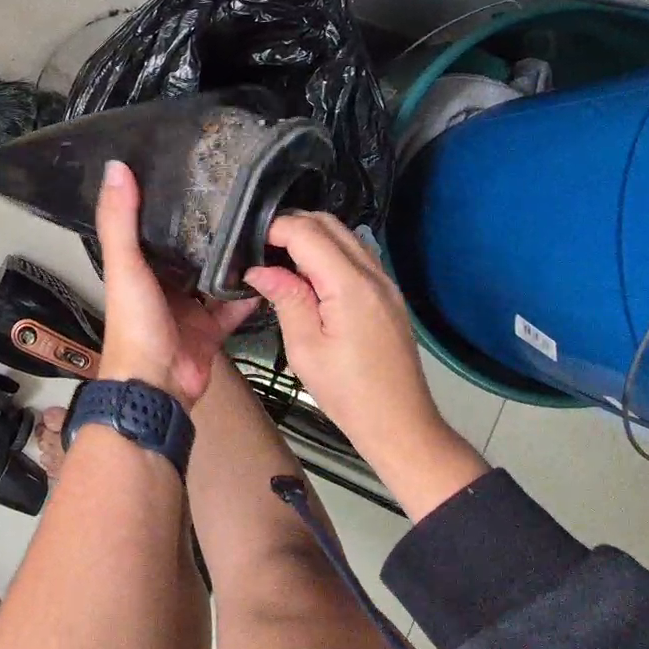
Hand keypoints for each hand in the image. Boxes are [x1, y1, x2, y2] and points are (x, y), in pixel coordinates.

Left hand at [95, 160, 258, 406]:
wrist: (157, 386)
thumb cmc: (134, 324)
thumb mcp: (125, 265)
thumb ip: (120, 220)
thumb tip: (116, 167)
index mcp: (136, 266)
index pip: (149, 226)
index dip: (165, 203)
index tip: (190, 172)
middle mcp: (160, 283)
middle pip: (186, 250)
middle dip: (206, 230)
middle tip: (237, 197)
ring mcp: (186, 307)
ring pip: (212, 276)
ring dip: (231, 259)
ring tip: (259, 226)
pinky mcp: (210, 328)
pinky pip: (233, 307)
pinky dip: (249, 295)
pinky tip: (270, 272)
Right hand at [245, 213, 485, 519]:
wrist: (400, 424)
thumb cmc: (347, 392)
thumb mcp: (304, 348)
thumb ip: (285, 298)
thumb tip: (259, 269)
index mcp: (350, 286)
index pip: (306, 232)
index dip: (273, 229)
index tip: (248, 246)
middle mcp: (372, 274)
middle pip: (327, 223)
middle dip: (290, 226)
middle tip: (260, 251)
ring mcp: (385, 282)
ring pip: (343, 234)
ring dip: (309, 237)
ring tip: (279, 263)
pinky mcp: (387, 294)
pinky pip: (354, 254)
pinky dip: (327, 252)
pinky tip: (307, 278)